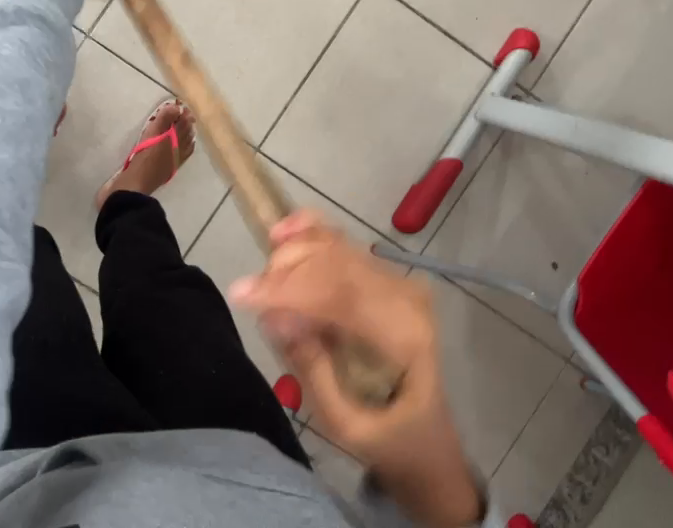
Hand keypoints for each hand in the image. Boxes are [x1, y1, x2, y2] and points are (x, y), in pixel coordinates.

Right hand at [230, 213, 481, 527]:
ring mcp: (398, 281)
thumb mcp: (348, 426)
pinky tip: (283, 232)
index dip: (288, 288)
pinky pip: (342, 243)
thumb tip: (274, 317)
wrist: (429, 441)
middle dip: (284, 271)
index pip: (340, 293)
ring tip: (262, 278)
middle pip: (335, 262)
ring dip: (292, 253)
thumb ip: (314, 370)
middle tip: (249, 294)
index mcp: (405, 335)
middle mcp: (406, 297)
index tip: (242, 294)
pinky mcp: (385, 276)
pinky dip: (309, 232)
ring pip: (335, 246)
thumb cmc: (389, 440)